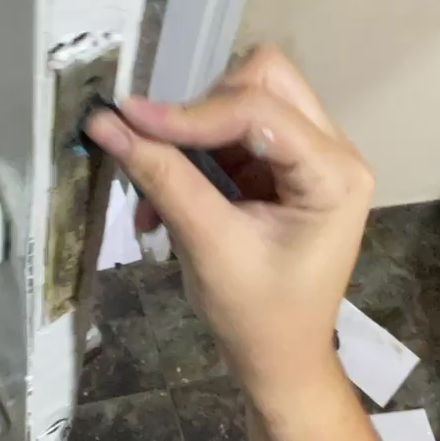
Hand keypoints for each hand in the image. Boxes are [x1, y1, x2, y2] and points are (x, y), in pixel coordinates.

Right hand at [86, 47, 371, 405]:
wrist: (279, 359)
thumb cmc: (257, 316)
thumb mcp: (208, 246)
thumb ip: (162, 178)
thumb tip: (106, 124)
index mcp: (333, 173)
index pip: (259, 110)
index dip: (190, 113)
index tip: (126, 120)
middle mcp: (331, 151)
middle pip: (264, 81)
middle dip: (202, 109)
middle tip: (159, 146)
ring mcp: (308, 155)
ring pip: (245, 99)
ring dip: (191, 137)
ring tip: (155, 194)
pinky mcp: (281, 166)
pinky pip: (232, 132)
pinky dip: (194, 157)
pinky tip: (165, 203)